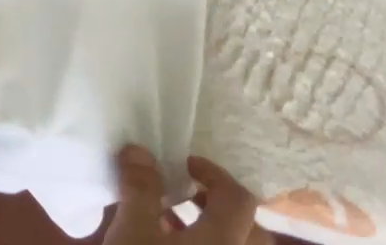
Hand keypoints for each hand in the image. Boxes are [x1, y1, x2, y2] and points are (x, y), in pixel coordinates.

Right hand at [103, 146, 271, 244]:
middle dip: (219, 203)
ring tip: (176, 217)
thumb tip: (141, 149)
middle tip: (186, 190)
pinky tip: (171, 239)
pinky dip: (205, 241)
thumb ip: (140, 189)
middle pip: (250, 225)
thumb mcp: (134, 227)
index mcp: (225, 237)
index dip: (213, 174)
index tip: (183, 162)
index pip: (237, 198)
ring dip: (214, 225)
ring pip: (238, 242)